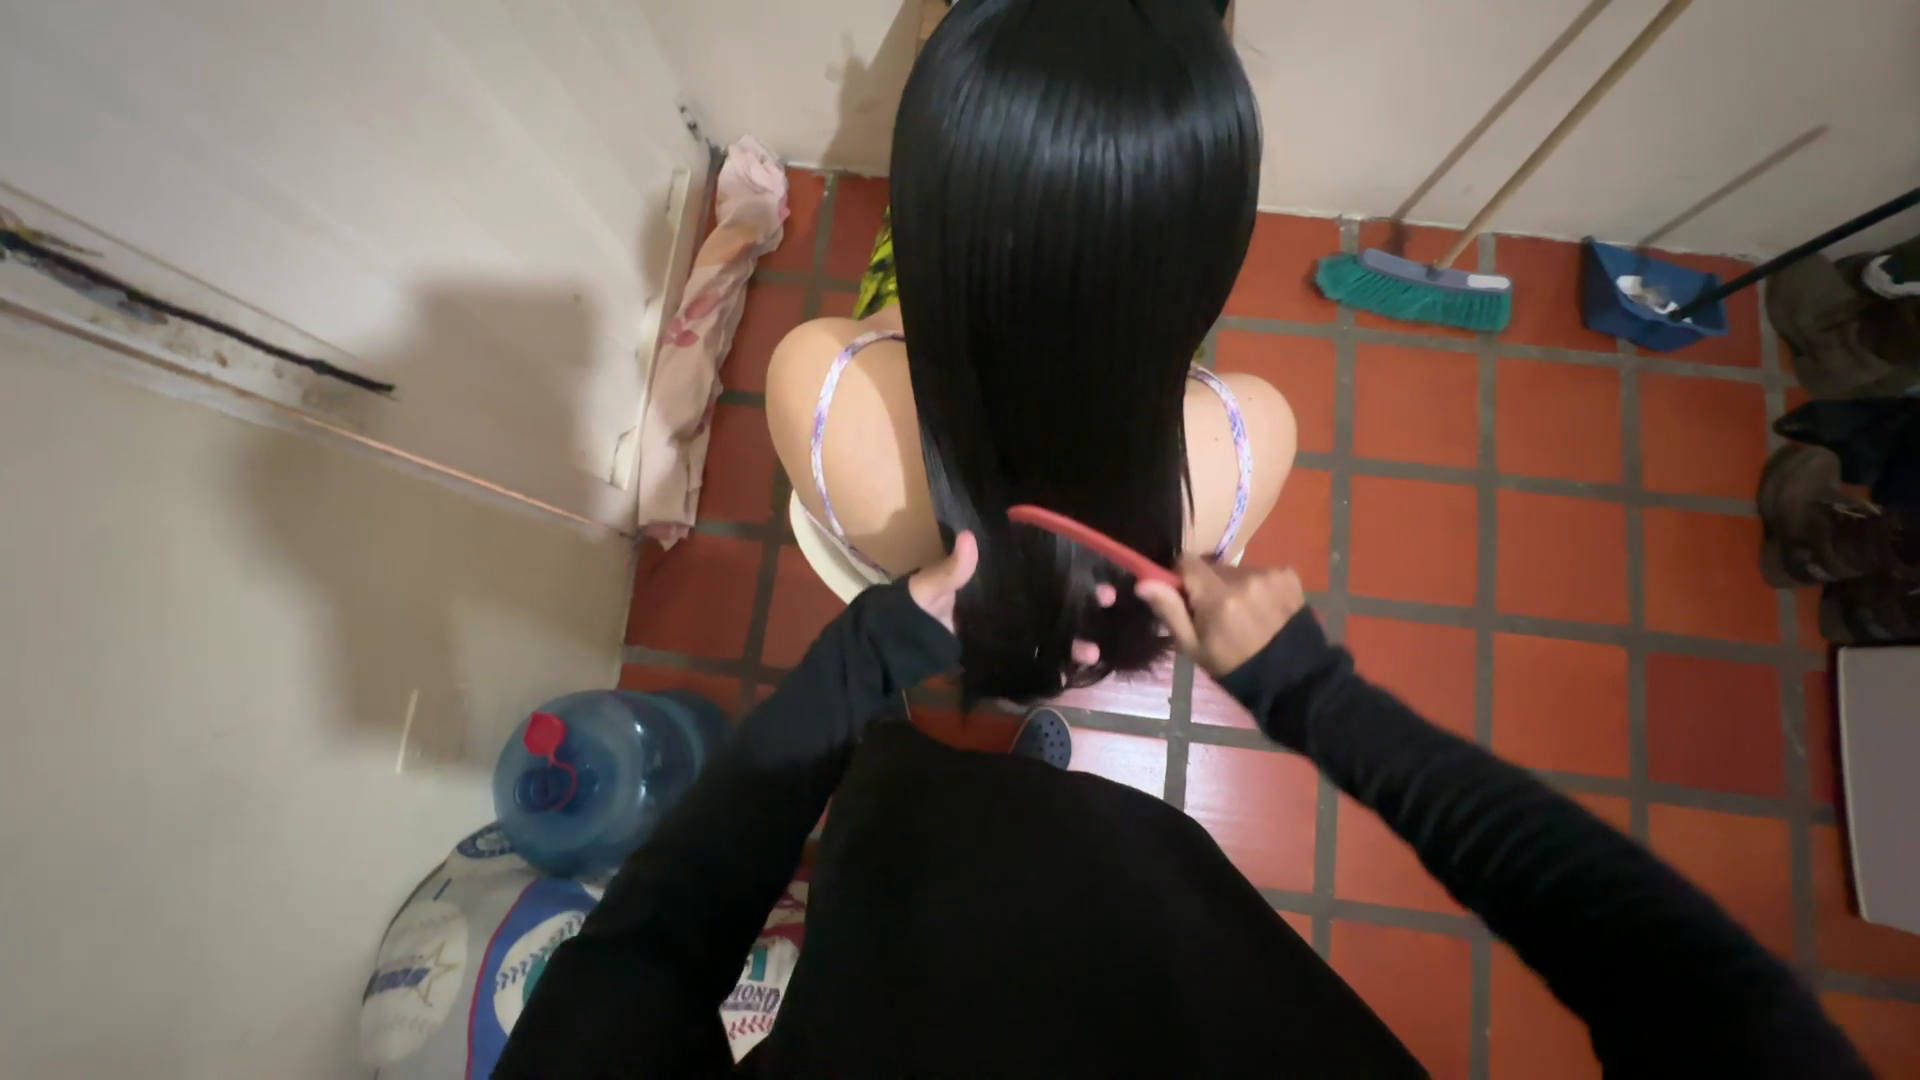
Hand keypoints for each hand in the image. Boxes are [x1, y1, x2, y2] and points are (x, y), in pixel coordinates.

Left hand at [907, 532, 1111, 663]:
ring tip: (1092, 651)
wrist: (896, 644)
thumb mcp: (930, 586)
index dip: (1070, 571)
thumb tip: (970, 539)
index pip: (1039, 570)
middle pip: (1053, 600)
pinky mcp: (1001, 652)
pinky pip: (1031, 656)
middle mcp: (1008, 600)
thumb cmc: (913, 607)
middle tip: (1109, 604)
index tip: (1097, 574)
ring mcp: (1007, 628)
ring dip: (1072, 639)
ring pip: (1048, 630)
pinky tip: (1070, 672)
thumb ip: (952, 570)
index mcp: (995, 576)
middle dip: (1082, 604)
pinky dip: (1050, 664)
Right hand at [1136, 558, 1304, 677]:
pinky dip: (1257, 586)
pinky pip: (1260, 572)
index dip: (1181, 576)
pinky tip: (1264, 609)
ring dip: (1233, 585)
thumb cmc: (1234, 665)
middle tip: (1216, 613)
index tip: (1186, 596)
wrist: (1292, 677)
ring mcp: (1269, 574)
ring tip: (1244, 614)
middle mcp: (1243, 577)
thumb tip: (1143, 583)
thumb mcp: (1193, 647)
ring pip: (1235, 569)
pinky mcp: (1288, 575)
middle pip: (1212, 566)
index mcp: (1217, 597)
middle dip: (1208, 584)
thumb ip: (1169, 610)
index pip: (1186, 562)